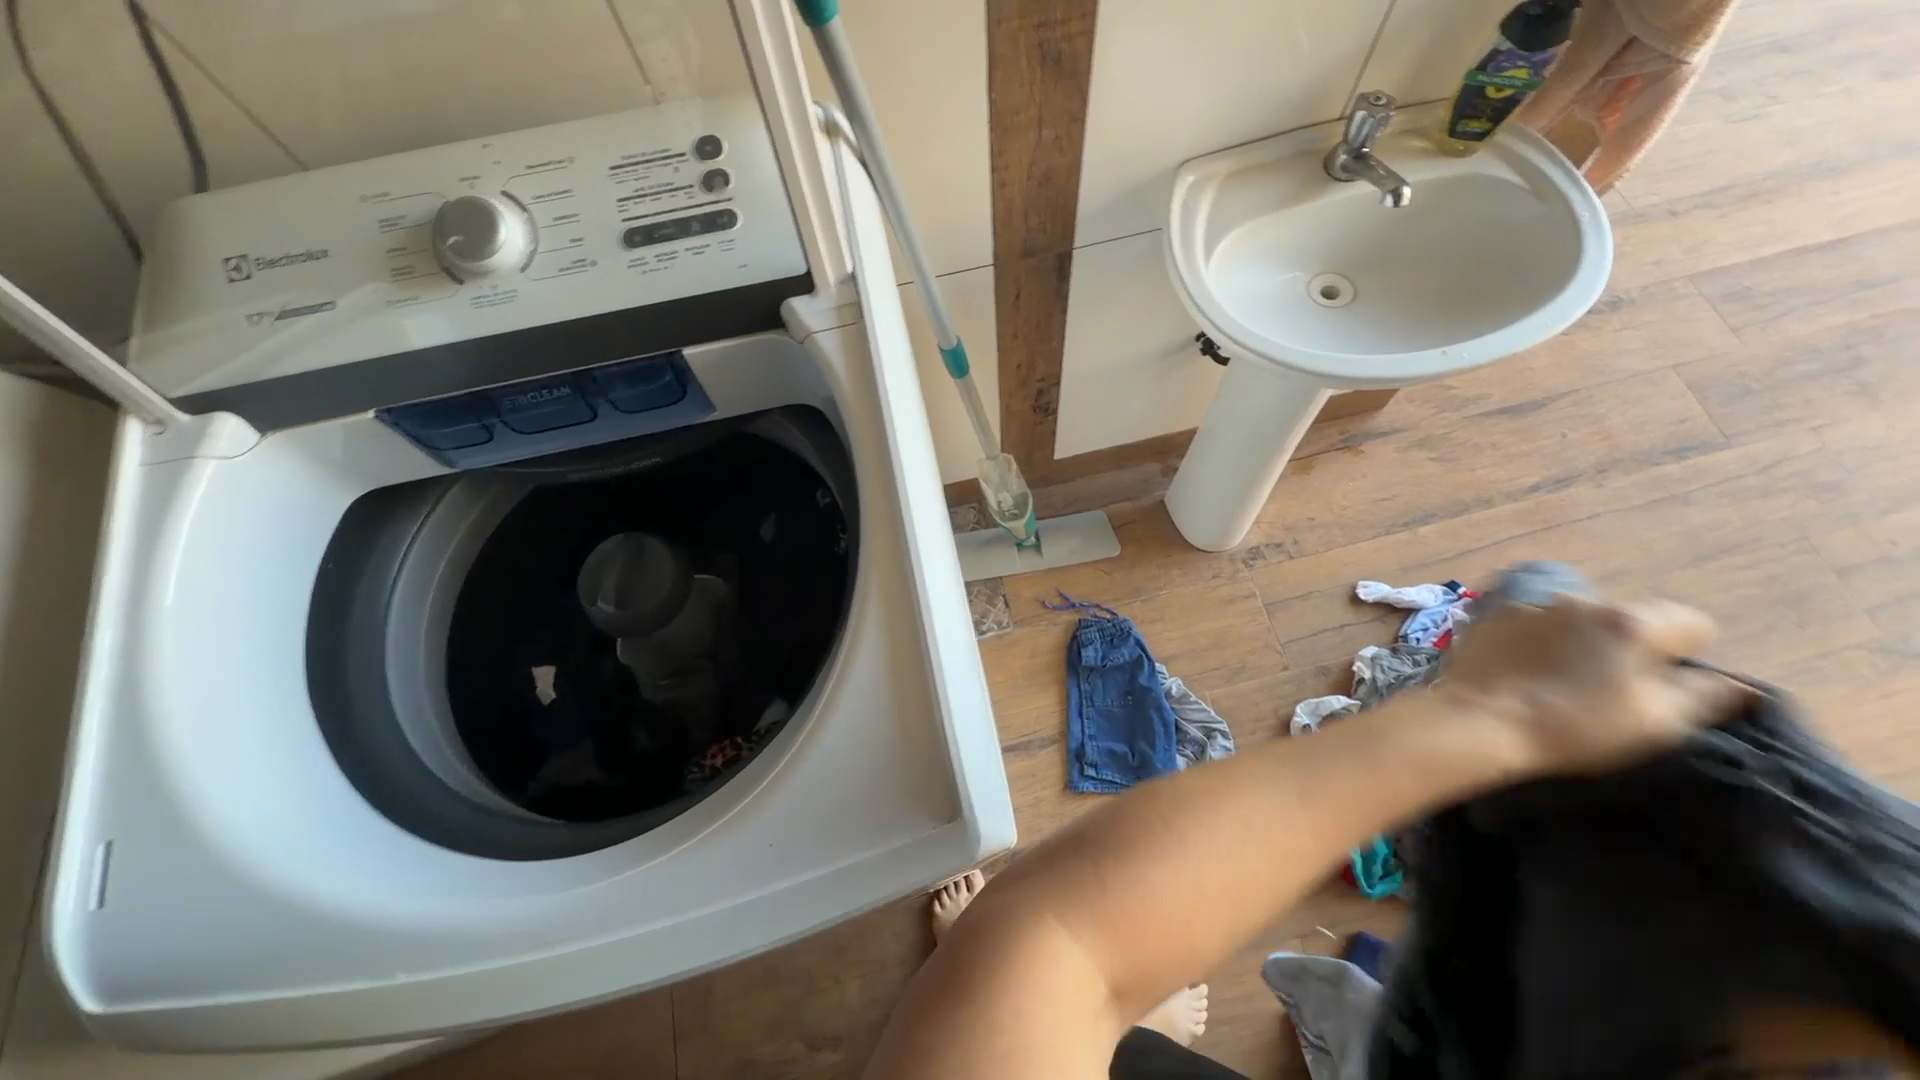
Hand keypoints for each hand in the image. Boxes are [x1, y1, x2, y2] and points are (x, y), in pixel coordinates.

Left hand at [1438, 595, 1752, 774]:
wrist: (1481, 719)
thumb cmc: (1575, 727)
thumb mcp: (1655, 723)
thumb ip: (1703, 697)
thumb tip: (1739, 685)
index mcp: (1632, 622)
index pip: (1691, 624)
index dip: (1687, 656)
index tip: (1665, 686)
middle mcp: (1584, 601)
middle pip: (1629, 620)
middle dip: (1630, 647)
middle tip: (1608, 688)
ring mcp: (1533, 604)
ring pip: (1578, 619)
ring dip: (1580, 641)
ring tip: (1560, 680)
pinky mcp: (1493, 615)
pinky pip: (1533, 623)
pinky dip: (1537, 641)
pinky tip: (1525, 670)